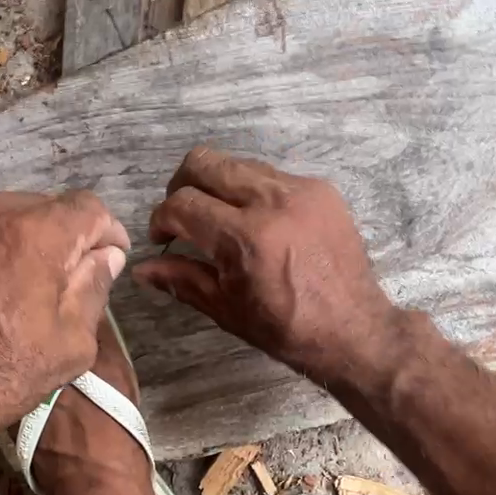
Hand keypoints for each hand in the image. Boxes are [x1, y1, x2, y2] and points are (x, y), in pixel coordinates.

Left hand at [0, 172, 129, 442]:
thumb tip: (107, 256)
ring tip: (25, 269)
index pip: (88, 208)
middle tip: (71, 275)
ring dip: (26, 229)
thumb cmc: (2, 375)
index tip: (112, 255)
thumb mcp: (71, 345)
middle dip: (67, 236)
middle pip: (47, 205)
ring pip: (6, 204)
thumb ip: (94, 290)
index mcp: (36, 236)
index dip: (108, 231)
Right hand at [133, 147, 398, 375]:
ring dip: (218, 187)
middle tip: (183, 216)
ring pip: (238, 164)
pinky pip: (272, 176)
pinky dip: (253, 193)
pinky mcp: (320, 189)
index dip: (162, 219)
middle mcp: (271, 202)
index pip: (182, 204)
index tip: (162, 237)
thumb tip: (142, 268)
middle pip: (204, 163)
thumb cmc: (287, 331)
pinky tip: (257, 224)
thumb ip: (183, 280)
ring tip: (219, 221)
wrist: (353, 330)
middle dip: (181, 186)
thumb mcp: (228, 310)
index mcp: (245, 238)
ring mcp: (299, 190)